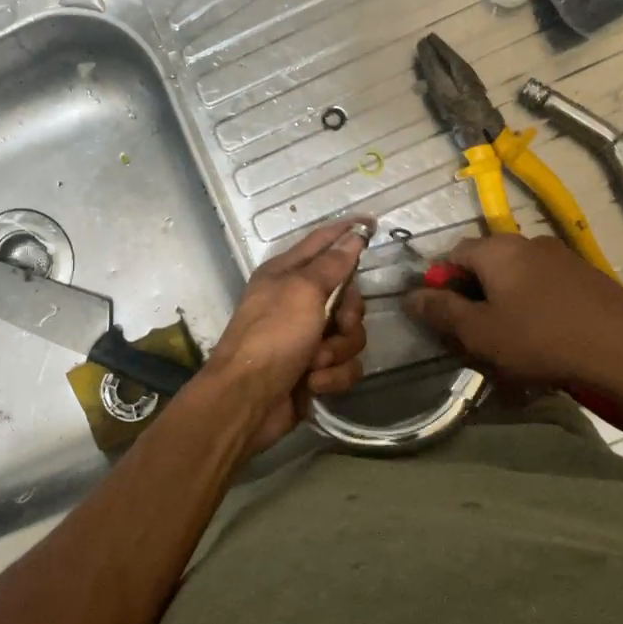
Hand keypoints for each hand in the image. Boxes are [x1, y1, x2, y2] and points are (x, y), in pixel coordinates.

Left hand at [199, 219, 370, 450]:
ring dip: (337, 351)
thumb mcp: (302, 291)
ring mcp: (307, 339)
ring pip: (351, 336)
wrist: (248, 399)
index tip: (373, 224)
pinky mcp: (315, 371)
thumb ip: (332, 264)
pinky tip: (313, 383)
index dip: (348, 232)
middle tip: (336, 325)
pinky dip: (332, 376)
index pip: (323, 242)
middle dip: (349, 315)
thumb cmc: (272, 336)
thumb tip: (352, 236)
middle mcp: (297, 303)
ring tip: (315, 362)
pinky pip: (345, 367)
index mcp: (286, 275)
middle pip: (348, 297)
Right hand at [403, 234, 622, 401]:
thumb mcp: (479, 332)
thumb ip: (441, 312)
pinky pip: (544, 290)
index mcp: (498, 249)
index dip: (439, 283)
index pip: (453, 254)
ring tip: (505, 344)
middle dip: (472, 297)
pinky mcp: (588, 279)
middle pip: (486, 265)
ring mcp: (564, 259)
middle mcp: (530, 243)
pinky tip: (540, 341)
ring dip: (503, 306)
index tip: (440, 317)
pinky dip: (533, 310)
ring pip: (517, 279)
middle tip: (470, 336)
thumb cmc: (540, 339)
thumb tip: (411, 296)